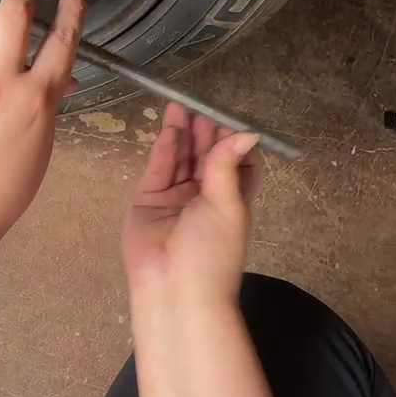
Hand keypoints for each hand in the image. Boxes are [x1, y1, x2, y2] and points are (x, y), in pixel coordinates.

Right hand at [122, 103, 265, 301]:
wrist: (175, 287)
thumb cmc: (212, 252)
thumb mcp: (227, 206)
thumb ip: (228, 166)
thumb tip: (247, 133)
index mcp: (231, 202)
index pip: (235, 165)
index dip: (233, 144)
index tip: (230, 123)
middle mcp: (203, 198)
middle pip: (204, 158)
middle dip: (204, 134)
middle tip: (201, 110)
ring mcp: (174, 199)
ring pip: (180, 160)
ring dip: (182, 135)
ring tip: (181, 109)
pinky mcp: (148, 200)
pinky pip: (158, 169)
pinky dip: (165, 149)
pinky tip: (171, 130)